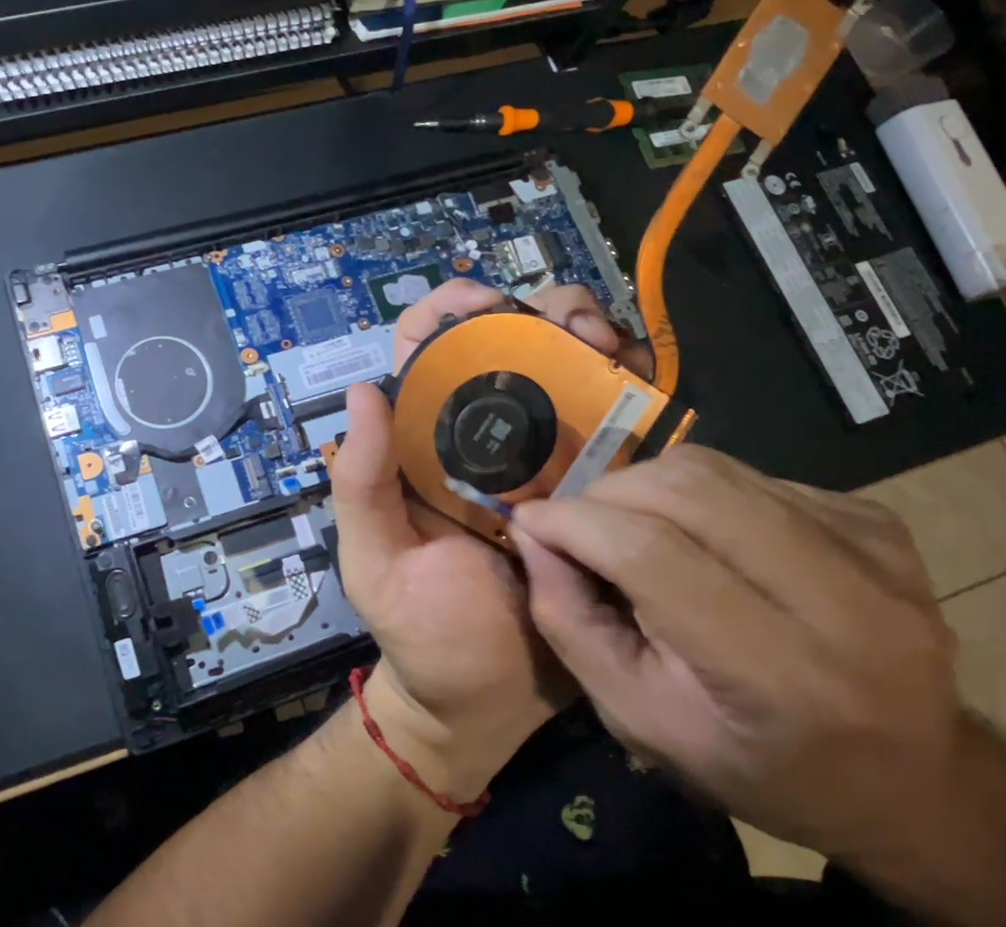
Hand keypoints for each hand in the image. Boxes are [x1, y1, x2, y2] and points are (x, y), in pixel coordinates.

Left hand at [330, 278, 620, 796]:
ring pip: (564, 372)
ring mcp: (544, 462)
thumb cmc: (422, 634)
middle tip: (577, 332)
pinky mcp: (595, 493)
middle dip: (542, 314)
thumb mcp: (376, 562)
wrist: (488, 704)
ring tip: (611, 354)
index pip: (426, 348)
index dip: (451, 308)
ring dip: (590, 341)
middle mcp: (482, 439)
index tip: (487, 301)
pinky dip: (629, 392)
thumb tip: (363, 390)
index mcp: (422, 444)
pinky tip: (642, 388)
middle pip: (508, 344)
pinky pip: (612, 426)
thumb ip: (363, 484)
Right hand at [508, 446, 963, 863]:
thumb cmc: (755, 764)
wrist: (907, 782)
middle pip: (686, 491)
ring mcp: (870, 551)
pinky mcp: (879, 523)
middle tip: (575, 525)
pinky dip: (701, 495)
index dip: (573, 523)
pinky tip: (705, 540)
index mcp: (777, 673)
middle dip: (604, 494)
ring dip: (646, 486)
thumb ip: (572, 624)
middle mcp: (841, 600)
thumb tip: (532, 535)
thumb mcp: (639, 720)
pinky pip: (754, 477)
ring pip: (717, 469)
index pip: (651, 553)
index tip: (528, 522)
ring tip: (629, 527)